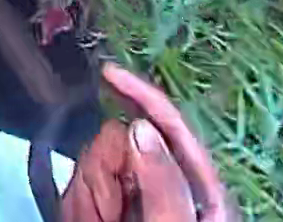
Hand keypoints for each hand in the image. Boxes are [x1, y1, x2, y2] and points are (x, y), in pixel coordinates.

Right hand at [60, 63, 231, 221]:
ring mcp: (138, 198)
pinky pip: (85, 182)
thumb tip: (139, 128)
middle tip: (103, 215)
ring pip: (100, 158)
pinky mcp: (110, 206)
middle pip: (128, 141)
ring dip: (92, 192)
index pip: (173, 129)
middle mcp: (169, 187)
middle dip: (107, 169)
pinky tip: (87, 221)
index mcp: (202, 196)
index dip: (144, 95)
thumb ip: (164, 190)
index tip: (107, 74)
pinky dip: (80, 202)